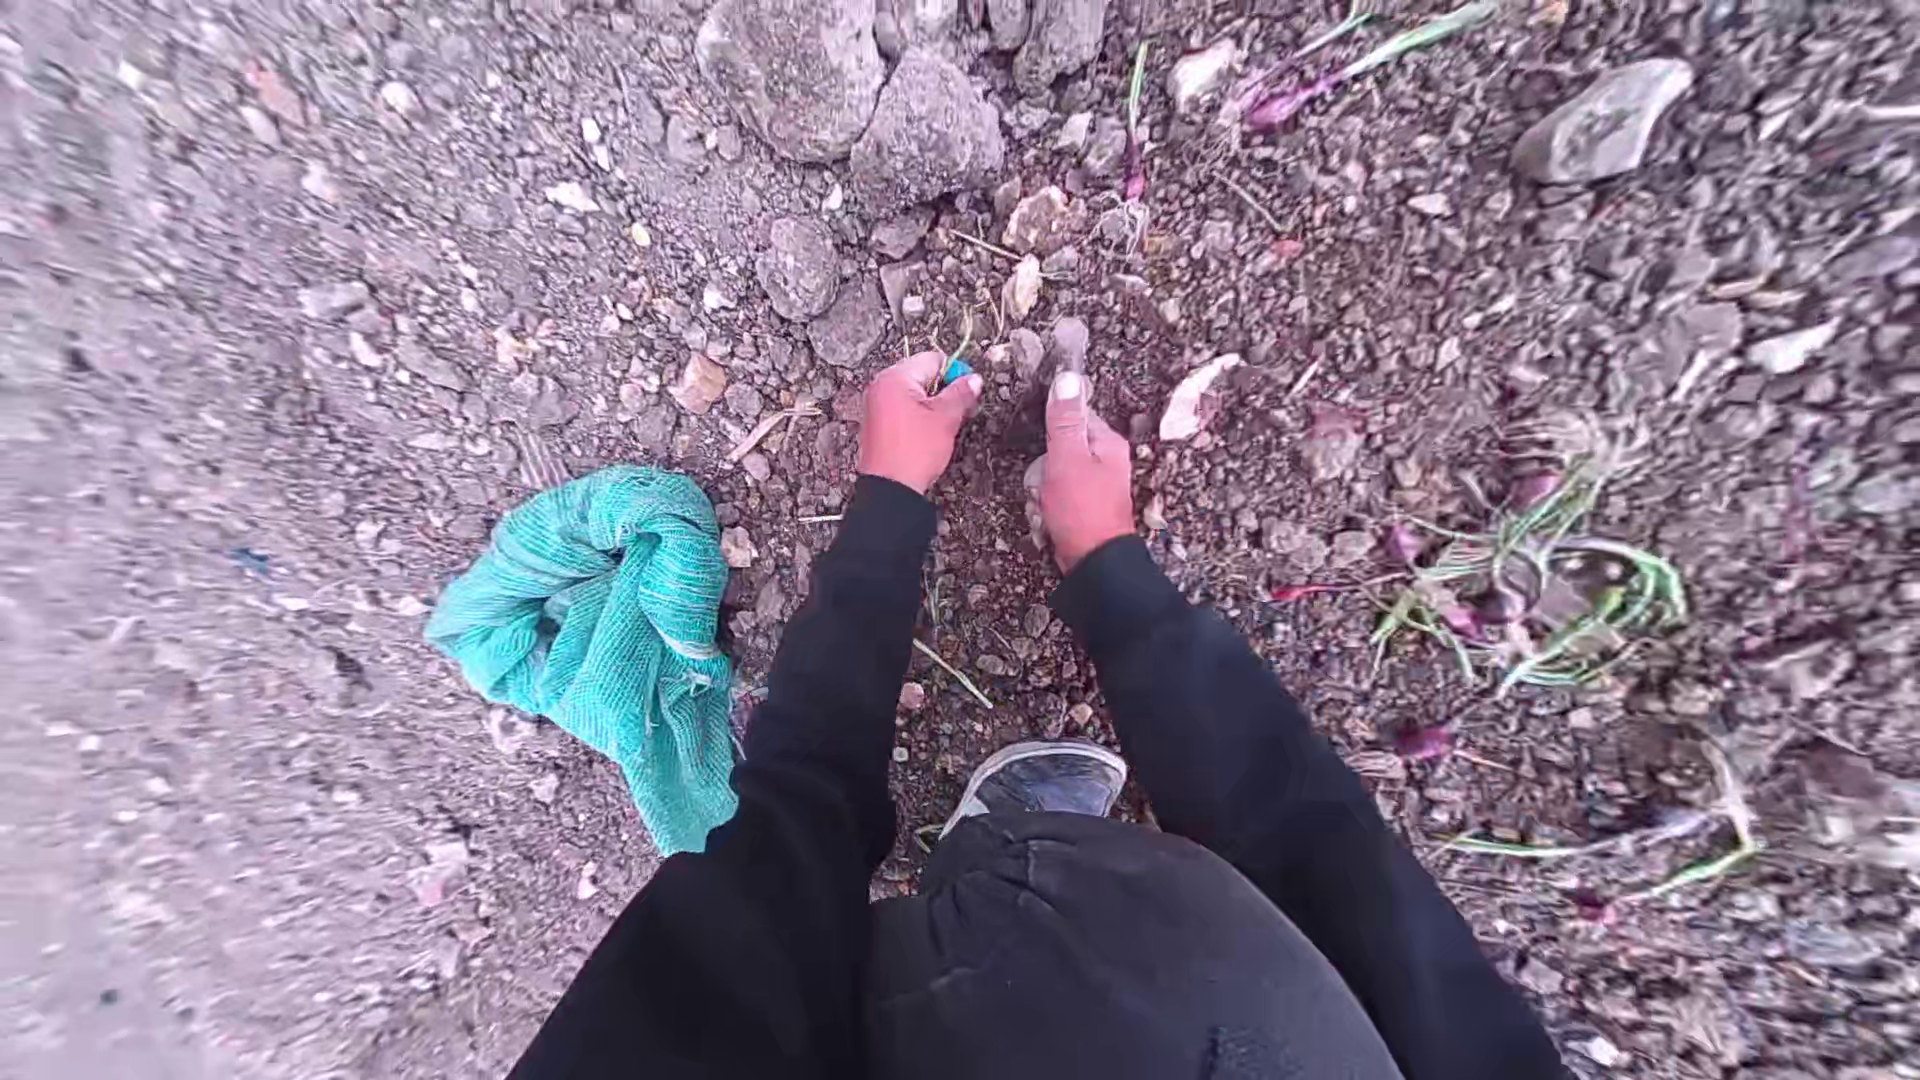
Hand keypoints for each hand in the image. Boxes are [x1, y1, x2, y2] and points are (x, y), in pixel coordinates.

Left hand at [857, 351, 984, 494]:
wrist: (890, 489)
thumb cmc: (913, 453)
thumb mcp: (945, 418)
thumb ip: (961, 393)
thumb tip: (974, 379)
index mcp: (895, 378)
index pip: (932, 359)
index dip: (955, 372)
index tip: (968, 389)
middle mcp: (881, 386)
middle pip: (921, 375)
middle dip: (943, 390)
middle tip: (958, 410)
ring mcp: (876, 406)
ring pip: (913, 394)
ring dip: (932, 405)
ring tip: (942, 426)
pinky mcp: (877, 424)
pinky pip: (903, 409)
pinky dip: (918, 416)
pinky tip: (927, 435)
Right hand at [1040, 371, 1133, 572]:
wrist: (1092, 562)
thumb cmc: (1081, 510)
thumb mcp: (1066, 458)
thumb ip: (1064, 420)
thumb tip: (1067, 378)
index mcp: (1108, 443)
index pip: (1074, 416)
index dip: (1052, 428)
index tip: (1045, 447)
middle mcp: (1106, 460)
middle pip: (1061, 445)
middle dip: (1044, 466)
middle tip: (1046, 481)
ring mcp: (1095, 484)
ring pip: (1054, 472)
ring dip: (1042, 488)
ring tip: (1047, 503)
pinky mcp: (1084, 504)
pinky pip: (1057, 493)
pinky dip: (1047, 504)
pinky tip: (1048, 516)